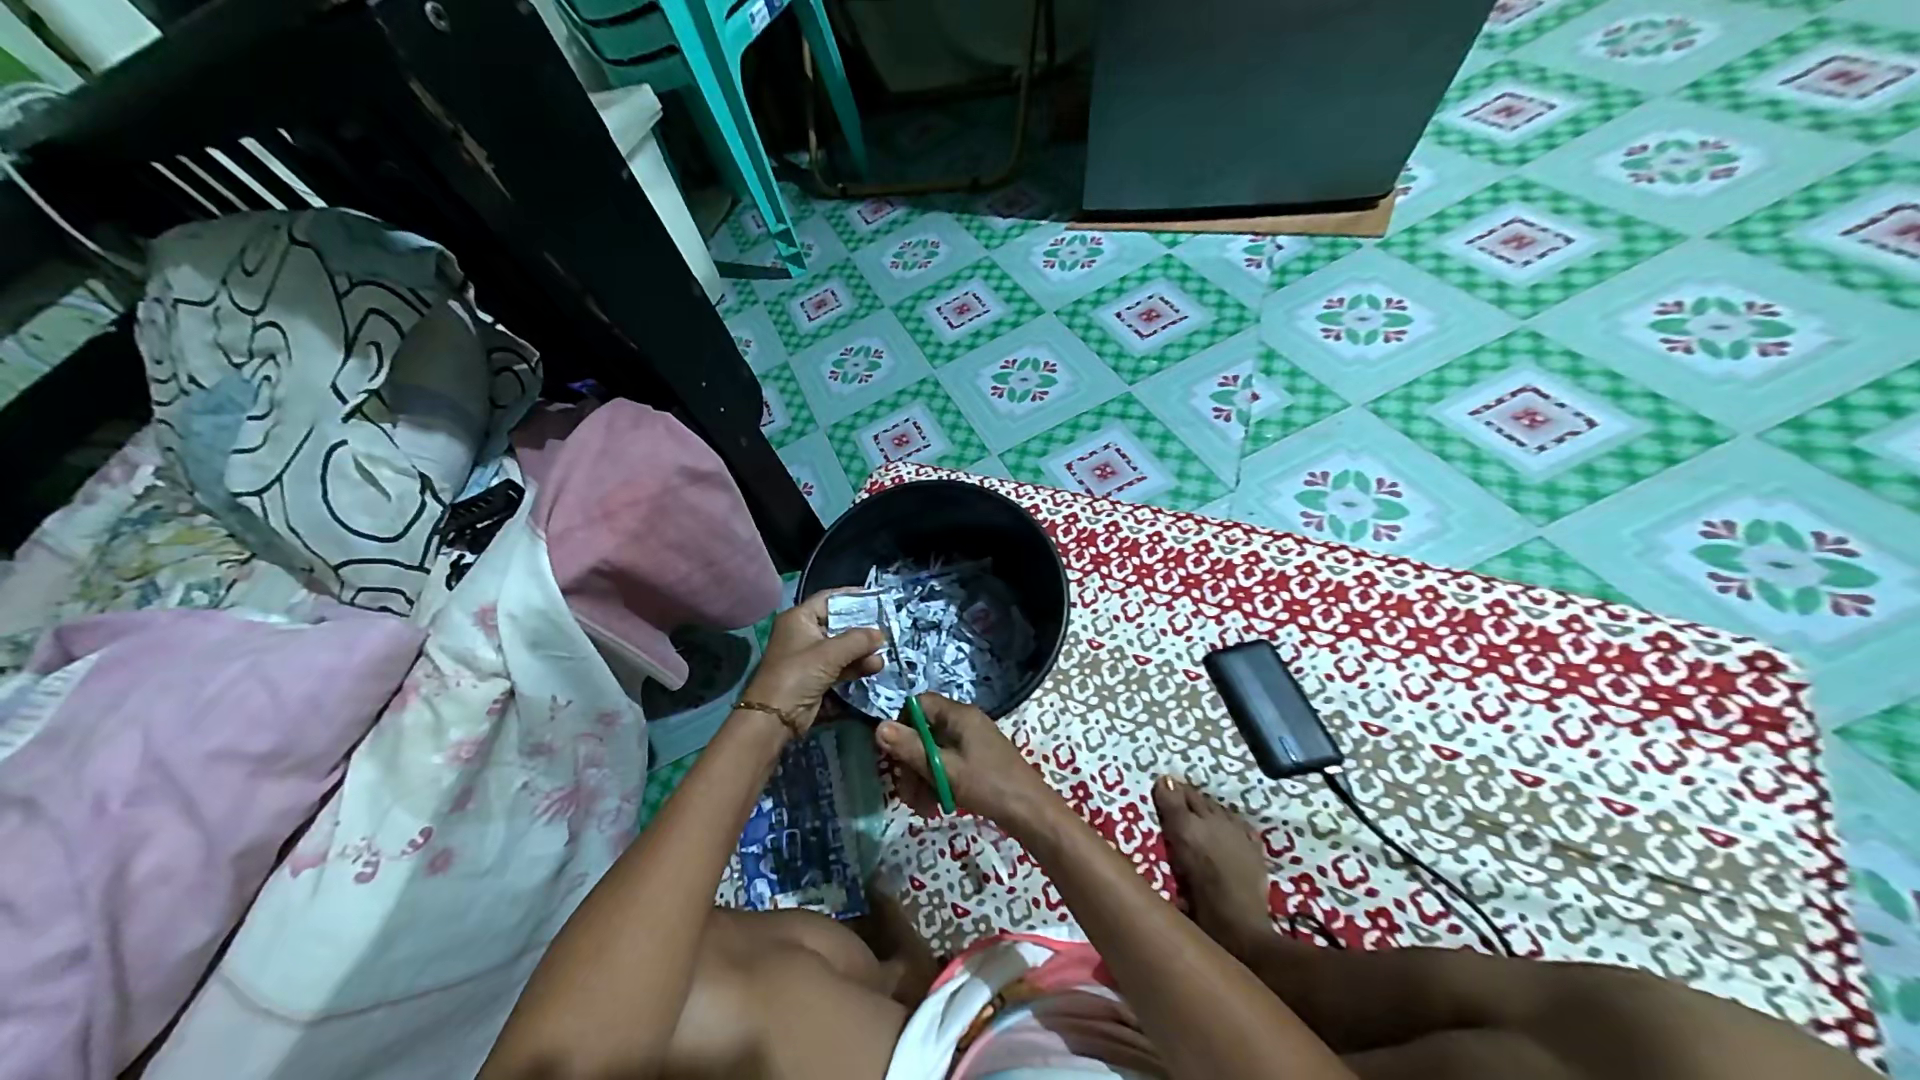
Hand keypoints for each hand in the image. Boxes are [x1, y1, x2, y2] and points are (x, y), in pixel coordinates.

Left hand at [738, 589, 884, 739]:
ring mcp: (811, 657)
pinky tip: (875, 667)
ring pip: (843, 647)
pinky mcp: (817, 676)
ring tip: (885, 653)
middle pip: (839, 623)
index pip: (829, 599)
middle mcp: (804, 633)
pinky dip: (857, 666)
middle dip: (863, 628)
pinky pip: (841, 666)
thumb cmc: (798, 674)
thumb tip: (880, 633)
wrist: (775, 718)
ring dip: (863, 651)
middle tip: (888, 627)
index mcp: (799, 618)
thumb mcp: (829, 653)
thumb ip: (858, 640)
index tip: (877, 598)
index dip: (852, 596)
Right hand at [875, 693, 1057, 827]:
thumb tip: (879, 727)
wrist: (1029, 811)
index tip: (895, 754)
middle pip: (924, 731)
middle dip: (911, 763)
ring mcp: (972, 741)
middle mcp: (964, 722)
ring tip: (922, 807)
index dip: (902, 725)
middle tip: (906, 792)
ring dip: (922, 778)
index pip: (919, 703)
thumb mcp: (943, 768)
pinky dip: (937, 782)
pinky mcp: (976, 760)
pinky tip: (935, 806)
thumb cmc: (987, 785)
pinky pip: (946, 764)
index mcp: (959, 715)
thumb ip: (911, 748)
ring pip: (933, 752)